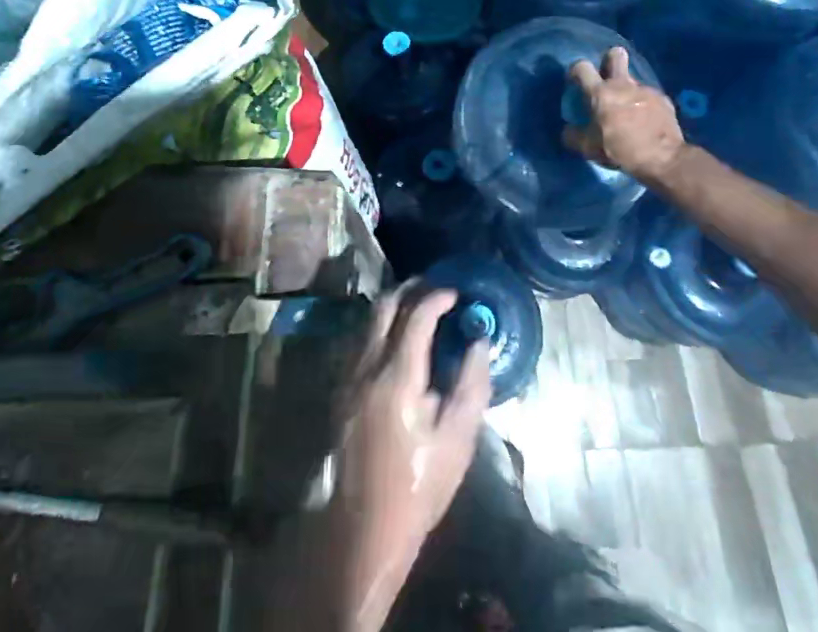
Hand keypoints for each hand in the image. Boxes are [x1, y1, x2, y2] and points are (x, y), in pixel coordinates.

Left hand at [334, 286, 490, 548]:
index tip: (456, 292)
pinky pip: (358, 342)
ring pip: (366, 322)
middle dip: (410, 291)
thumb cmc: (418, 485)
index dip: (437, 297)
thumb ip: (471, 384)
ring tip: (419, 307)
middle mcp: (366, 367)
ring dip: (392, 306)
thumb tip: (478, 342)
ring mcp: (347, 379)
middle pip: (383, 308)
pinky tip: (396, 339)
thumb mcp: (458, 439)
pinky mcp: (339, 392)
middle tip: (436, 288)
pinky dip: (378, 327)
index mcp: (397, 376)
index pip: (416, 317)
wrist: (364, 527)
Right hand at [565, 47, 687, 184]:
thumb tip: (568, 130)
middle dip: (609, 59)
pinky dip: (643, 104)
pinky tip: (645, 120)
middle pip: (615, 54)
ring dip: (626, 90)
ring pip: (632, 80)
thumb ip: (574, 136)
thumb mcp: (589, 149)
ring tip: (627, 110)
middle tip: (606, 75)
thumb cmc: (620, 150)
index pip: (582, 67)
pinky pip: (648, 96)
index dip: (576, 70)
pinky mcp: (663, 99)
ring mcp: (645, 90)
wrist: (663, 158)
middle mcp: (622, 85)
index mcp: (600, 93)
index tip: (575, 81)